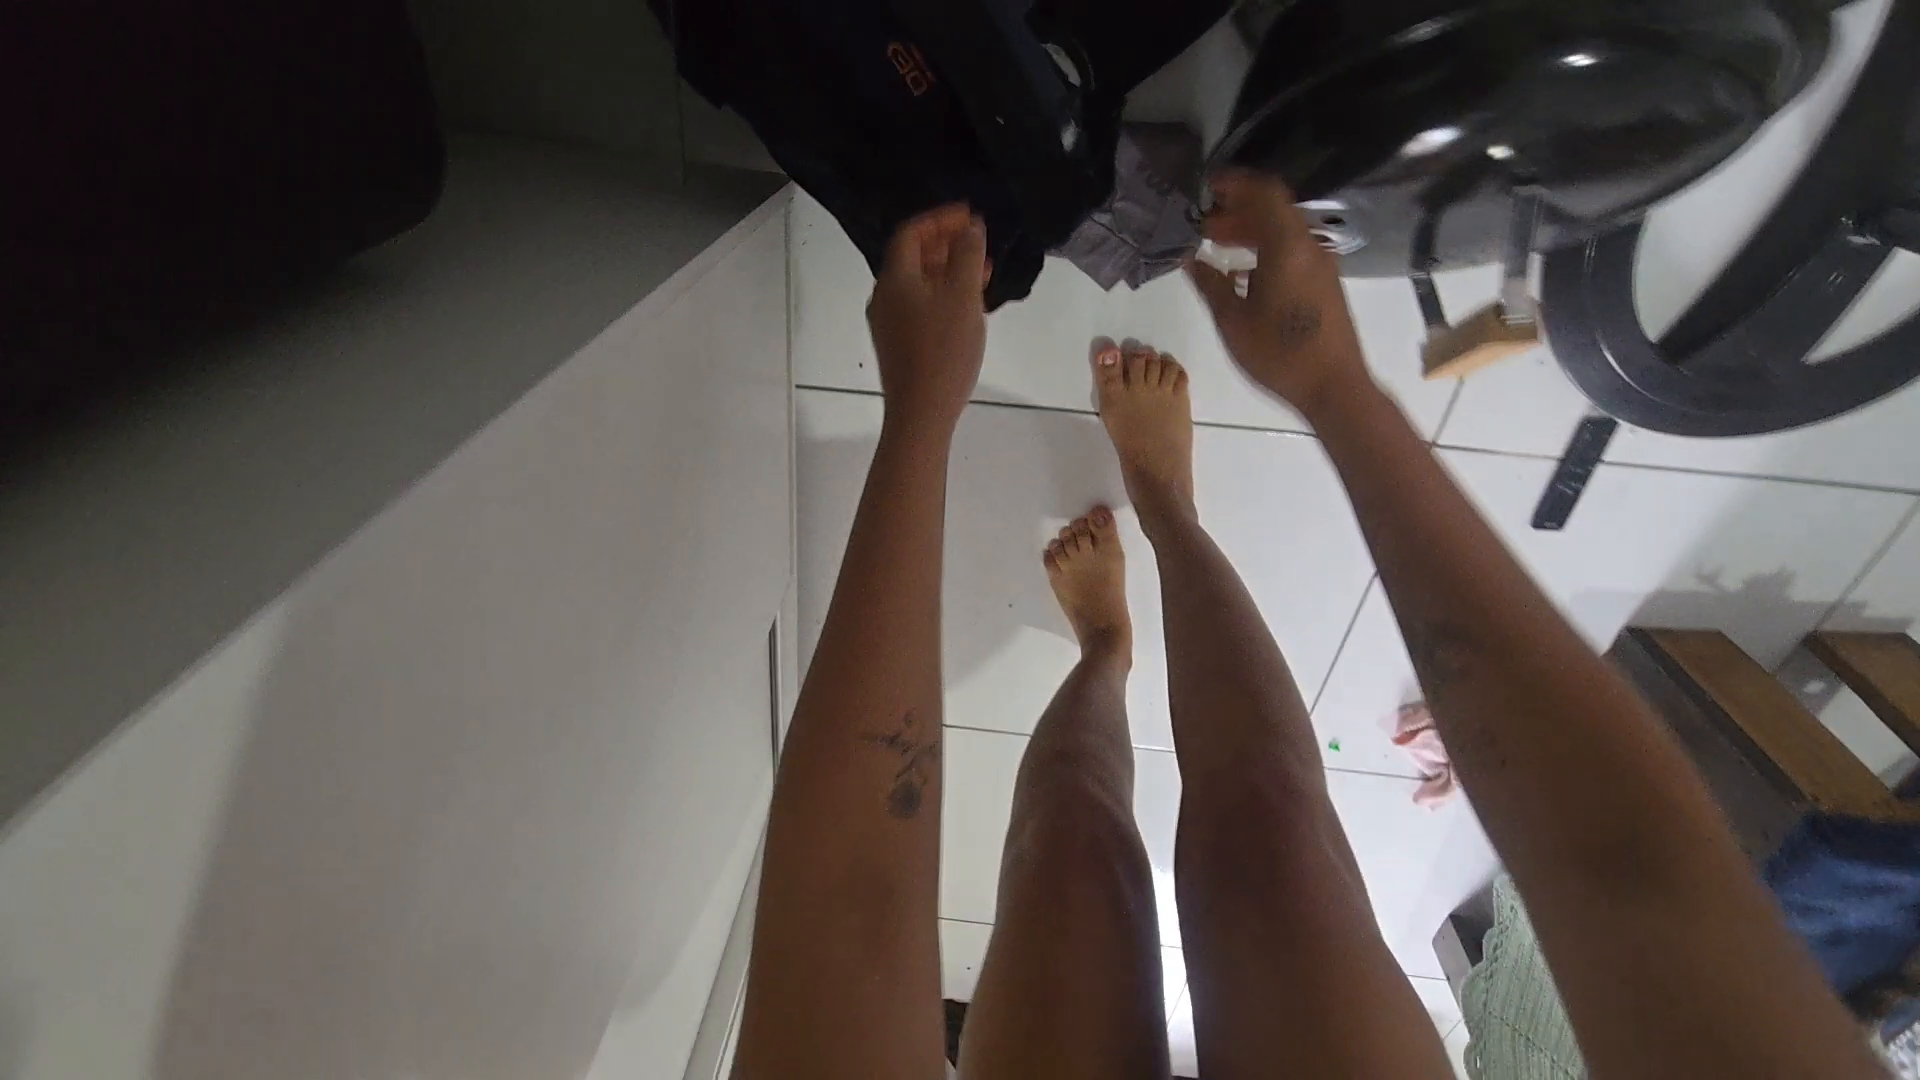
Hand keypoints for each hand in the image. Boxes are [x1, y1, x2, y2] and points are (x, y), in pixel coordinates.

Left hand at [867, 204, 989, 433]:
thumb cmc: (944, 353)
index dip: (941, 219)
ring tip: (981, 274)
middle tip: (978, 244)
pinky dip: (941, 296)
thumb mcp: (963, 298)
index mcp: (894, 279)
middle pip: (912, 258)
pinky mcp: (897, 346)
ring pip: (917, 285)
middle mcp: (884, 297)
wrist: (920, 414)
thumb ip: (968, 256)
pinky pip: (918, 307)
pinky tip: (966, 308)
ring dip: (947, 272)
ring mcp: (887, 324)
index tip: (970, 217)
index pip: (911, 233)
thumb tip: (971, 228)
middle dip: (946, 245)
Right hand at [1186, 170, 1371, 418]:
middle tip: (1203, 221)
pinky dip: (1265, 249)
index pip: (1264, 194)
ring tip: (1216, 244)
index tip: (1206, 187)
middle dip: (1237, 209)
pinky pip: (1291, 251)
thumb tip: (1191, 259)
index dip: (1235, 183)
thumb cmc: (1279, 354)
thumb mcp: (1233, 321)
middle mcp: (1308, 247)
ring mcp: (1320, 265)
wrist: (1333, 385)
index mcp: (1287, 247)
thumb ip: (1211, 285)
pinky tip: (1241, 272)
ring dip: (1250, 231)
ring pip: (1282, 232)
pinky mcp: (1323, 284)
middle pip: (1273, 211)